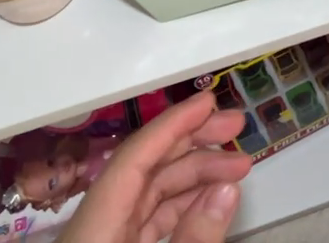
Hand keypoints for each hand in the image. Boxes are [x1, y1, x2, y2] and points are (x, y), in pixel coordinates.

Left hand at [63, 91, 251, 242]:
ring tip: (237, 167)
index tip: (209, 101)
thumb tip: (228, 187)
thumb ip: (194, 238)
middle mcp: (92, 232)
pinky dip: (181, 205)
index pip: (131, 160)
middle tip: (235, 127)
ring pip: (147, 197)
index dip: (171, 125)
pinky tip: (211, 198)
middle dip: (191, 145)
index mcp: (91, 232)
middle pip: (141, 172)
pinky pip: (147, 222)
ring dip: (193, 177)